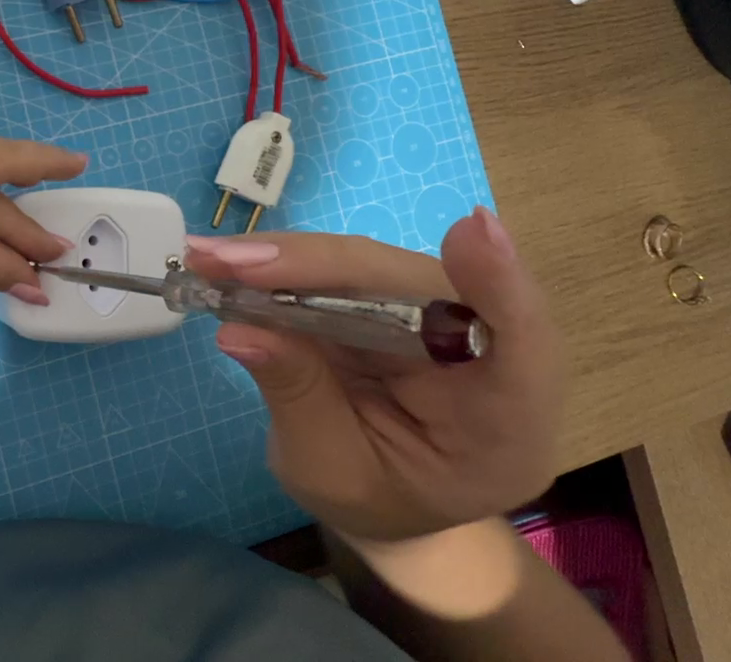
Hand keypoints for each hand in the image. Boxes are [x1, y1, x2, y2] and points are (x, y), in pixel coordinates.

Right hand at [186, 208, 563, 542]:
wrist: (387, 500)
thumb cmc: (375, 501)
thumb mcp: (329, 469)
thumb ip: (297, 398)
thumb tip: (238, 329)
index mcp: (501, 421)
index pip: (521, 347)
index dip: (498, 284)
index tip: (469, 229)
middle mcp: (478, 350)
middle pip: (412, 285)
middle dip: (318, 265)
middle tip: (229, 260)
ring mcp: (430, 313)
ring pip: (366, 265)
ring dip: (284, 258)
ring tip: (209, 258)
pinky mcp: (387, 296)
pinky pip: (337, 269)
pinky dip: (280, 264)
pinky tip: (229, 260)